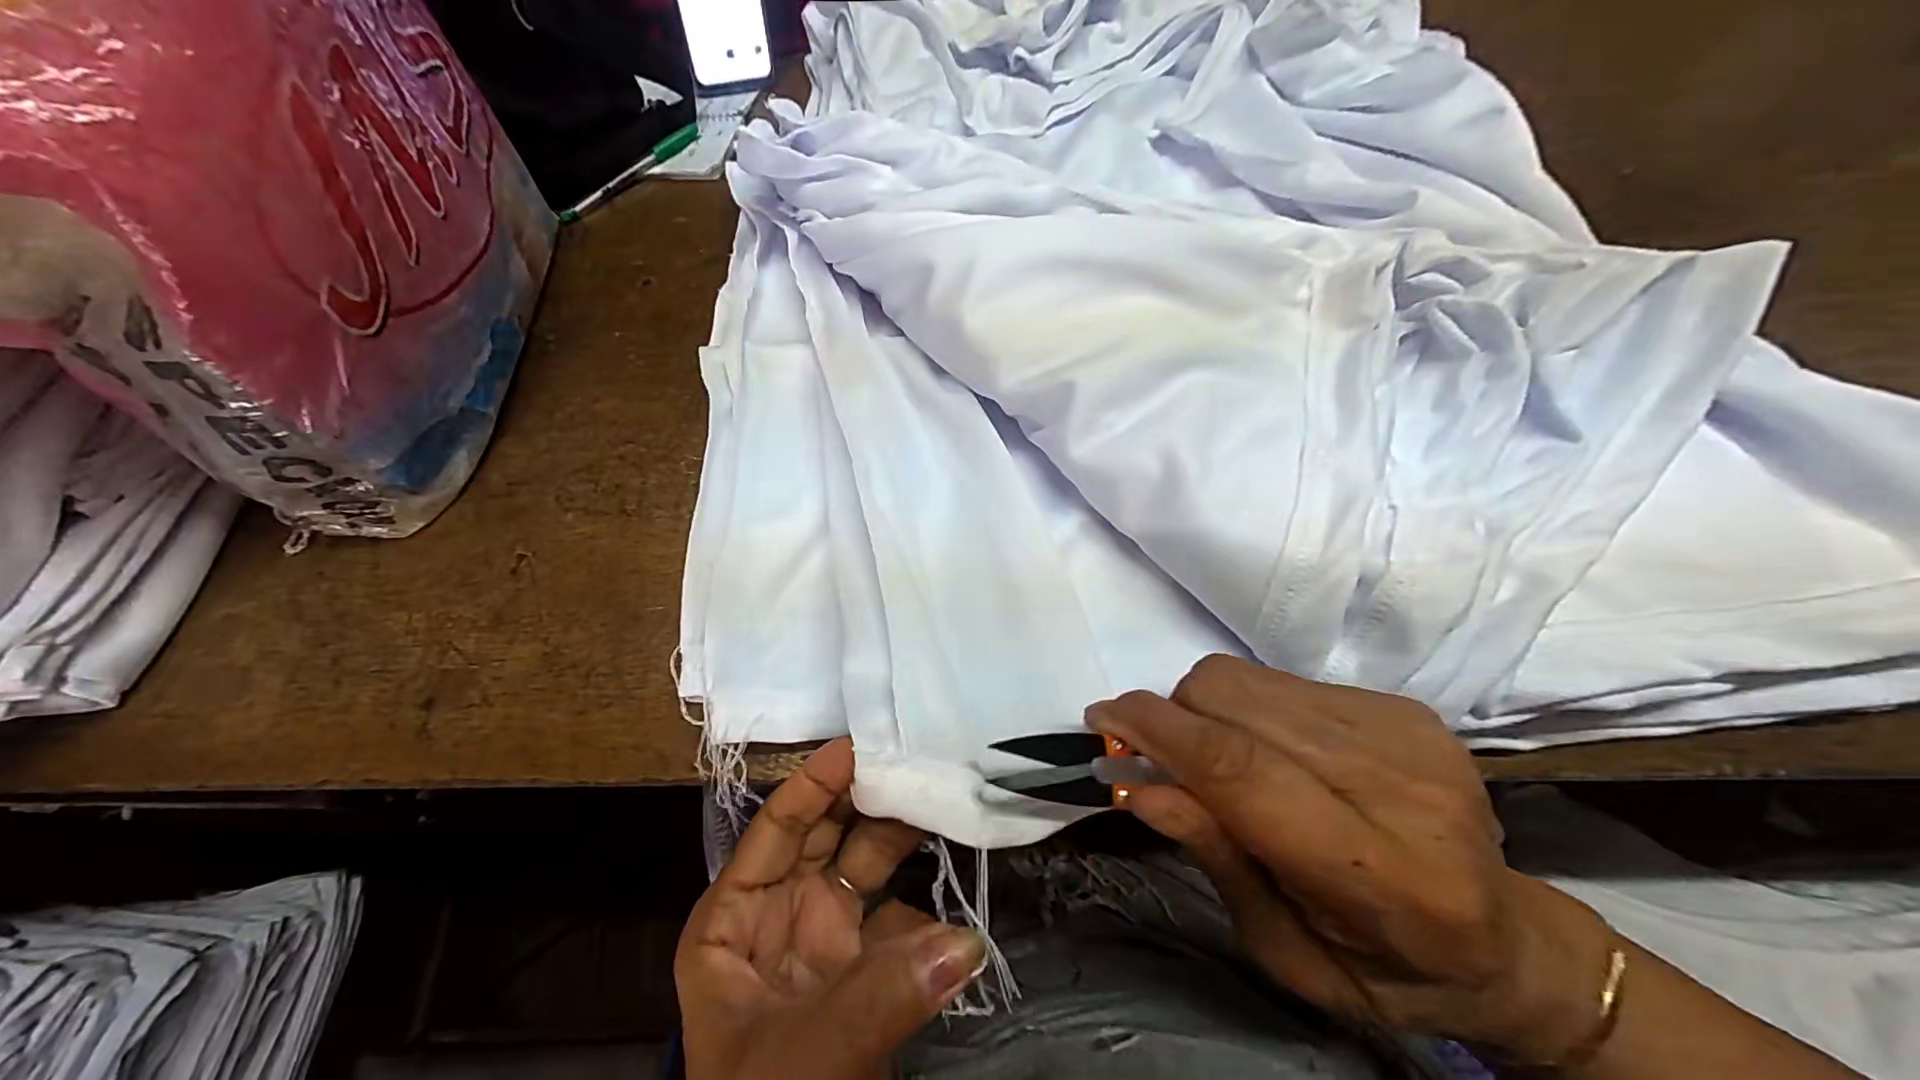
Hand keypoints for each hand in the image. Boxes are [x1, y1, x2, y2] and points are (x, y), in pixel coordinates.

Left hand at [674, 738, 987, 1079]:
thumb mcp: (804, 1054)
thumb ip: (879, 996)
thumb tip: (966, 942)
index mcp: (733, 923)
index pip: (774, 832)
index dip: (811, 785)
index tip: (857, 747)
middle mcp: (778, 918)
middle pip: (825, 837)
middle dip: (866, 799)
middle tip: (915, 761)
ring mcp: (823, 943)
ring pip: (864, 868)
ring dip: (902, 838)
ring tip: (945, 801)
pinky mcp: (864, 973)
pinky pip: (897, 921)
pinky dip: (926, 909)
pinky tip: (951, 894)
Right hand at [1091, 656, 1614, 1063]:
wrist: (1508, 944)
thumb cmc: (1384, 972)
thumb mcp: (1285, 952)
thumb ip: (1216, 859)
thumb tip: (1139, 786)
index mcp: (1379, 875)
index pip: (1240, 769)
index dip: (1159, 731)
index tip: (1101, 718)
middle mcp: (1401, 785)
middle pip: (1236, 701)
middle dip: (1171, 716)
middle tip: (1155, 756)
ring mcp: (1407, 733)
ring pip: (1249, 678)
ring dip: (1204, 709)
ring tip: (1213, 757)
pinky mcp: (1403, 706)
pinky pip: (1279, 680)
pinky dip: (1246, 707)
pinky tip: (1266, 750)